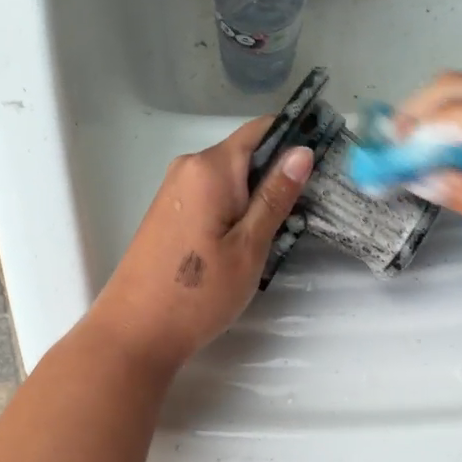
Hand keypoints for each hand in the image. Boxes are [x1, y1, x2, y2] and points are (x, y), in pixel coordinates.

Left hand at [86, 118, 312, 365]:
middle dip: (279, 173)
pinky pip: (214, 194)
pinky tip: (249, 239)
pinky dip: (237, 207)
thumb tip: (302, 151)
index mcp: (210, 167)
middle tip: (310, 207)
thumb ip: (275, 195)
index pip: (262, 129)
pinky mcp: (170, 211)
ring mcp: (176, 189)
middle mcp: (190, 167)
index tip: (326, 159)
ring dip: (259, 194)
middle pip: (247, 153)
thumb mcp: (249, 246)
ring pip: (231, 177)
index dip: (296, 138)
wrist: (135, 332)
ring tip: (284, 229)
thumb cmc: (198, 293)